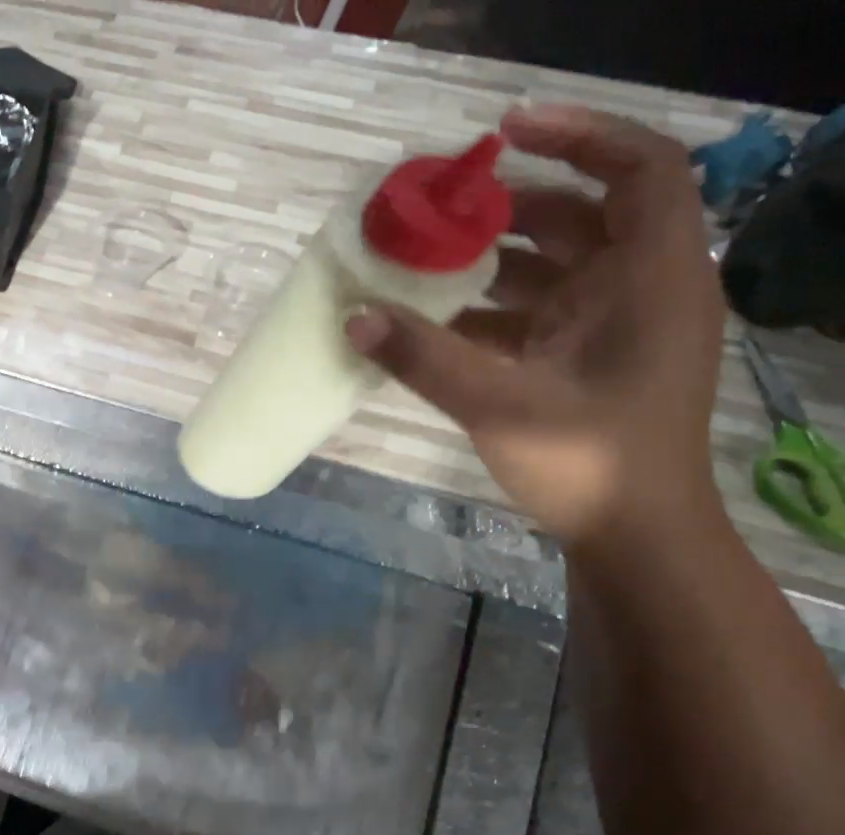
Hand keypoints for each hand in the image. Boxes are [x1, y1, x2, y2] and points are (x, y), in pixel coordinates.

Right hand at [345, 104, 729, 549]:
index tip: (501, 133)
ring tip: (418, 260)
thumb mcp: (498, 404)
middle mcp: (640, 286)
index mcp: (653, 279)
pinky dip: (484, 305)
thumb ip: (423, 357)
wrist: (632, 531)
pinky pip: (532, 308)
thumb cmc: (587, 459)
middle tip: (435, 208)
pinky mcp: (584, 354)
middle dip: (508, 205)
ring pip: (552, 263)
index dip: (580, 136)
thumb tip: (353, 315)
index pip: (641, 171)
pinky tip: (429, 318)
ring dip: (488, 258)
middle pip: (583, 214)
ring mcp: (612, 322)